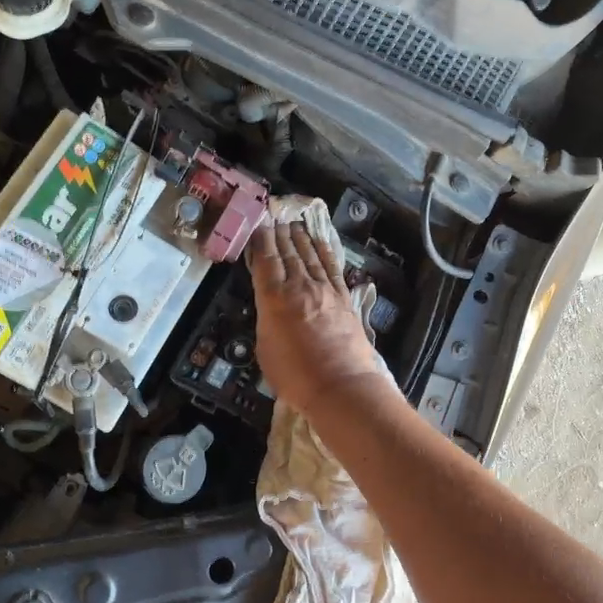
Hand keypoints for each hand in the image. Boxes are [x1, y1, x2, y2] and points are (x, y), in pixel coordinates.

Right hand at [247, 220, 385, 411]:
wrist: (340, 385)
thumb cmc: (295, 376)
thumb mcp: (265, 348)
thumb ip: (267, 321)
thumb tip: (272, 309)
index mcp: (274, 298)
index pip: (265, 260)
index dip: (261, 240)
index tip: (259, 224)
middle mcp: (299, 286)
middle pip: (288, 253)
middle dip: (280, 233)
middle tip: (275, 217)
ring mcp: (324, 289)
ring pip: (309, 255)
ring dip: (300, 238)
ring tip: (294, 224)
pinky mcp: (343, 297)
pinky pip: (332, 267)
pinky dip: (324, 251)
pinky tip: (320, 242)